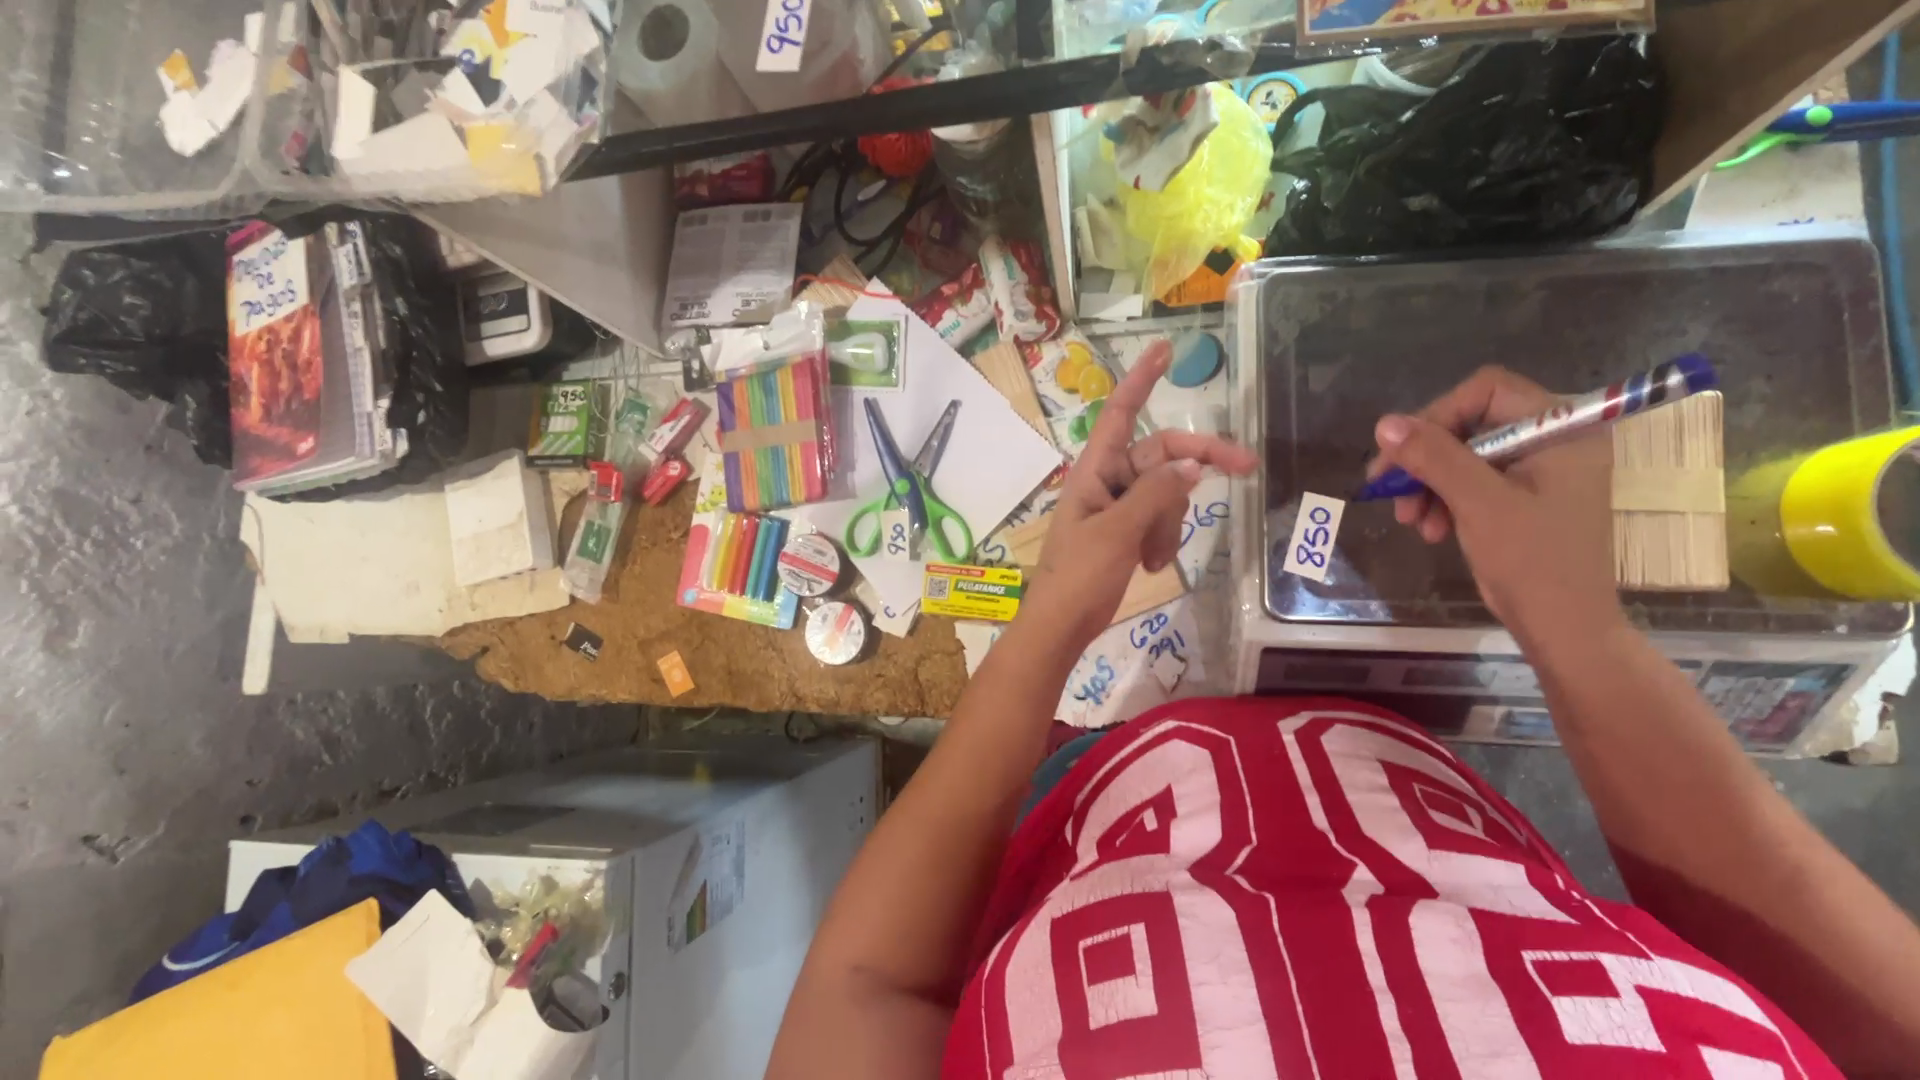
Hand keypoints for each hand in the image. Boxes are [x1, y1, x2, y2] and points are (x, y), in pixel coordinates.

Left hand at [1021, 348, 1258, 651]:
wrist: (1061, 628)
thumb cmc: (1079, 577)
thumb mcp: (1118, 532)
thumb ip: (1156, 494)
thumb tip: (1193, 463)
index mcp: (1094, 471)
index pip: (1120, 414)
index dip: (1141, 380)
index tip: (1163, 349)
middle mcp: (1106, 481)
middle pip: (1162, 454)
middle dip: (1197, 462)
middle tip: (1247, 465)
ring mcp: (1117, 508)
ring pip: (1167, 493)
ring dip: (1171, 523)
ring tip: (1154, 558)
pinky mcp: (1126, 532)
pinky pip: (1159, 520)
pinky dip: (1163, 540)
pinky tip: (1152, 566)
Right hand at [1369, 366, 1621, 641]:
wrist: (1564, 627)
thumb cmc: (1533, 561)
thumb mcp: (1478, 503)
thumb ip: (1434, 457)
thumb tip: (1384, 424)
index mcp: (1561, 428)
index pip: (1487, 390)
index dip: (1437, 416)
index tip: (1403, 454)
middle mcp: (1554, 440)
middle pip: (1469, 424)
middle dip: (1425, 459)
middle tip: (1388, 489)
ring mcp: (1538, 470)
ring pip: (1462, 455)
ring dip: (1427, 484)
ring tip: (1410, 521)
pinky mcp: (1522, 497)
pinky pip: (1470, 481)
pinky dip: (1442, 500)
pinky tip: (1430, 529)